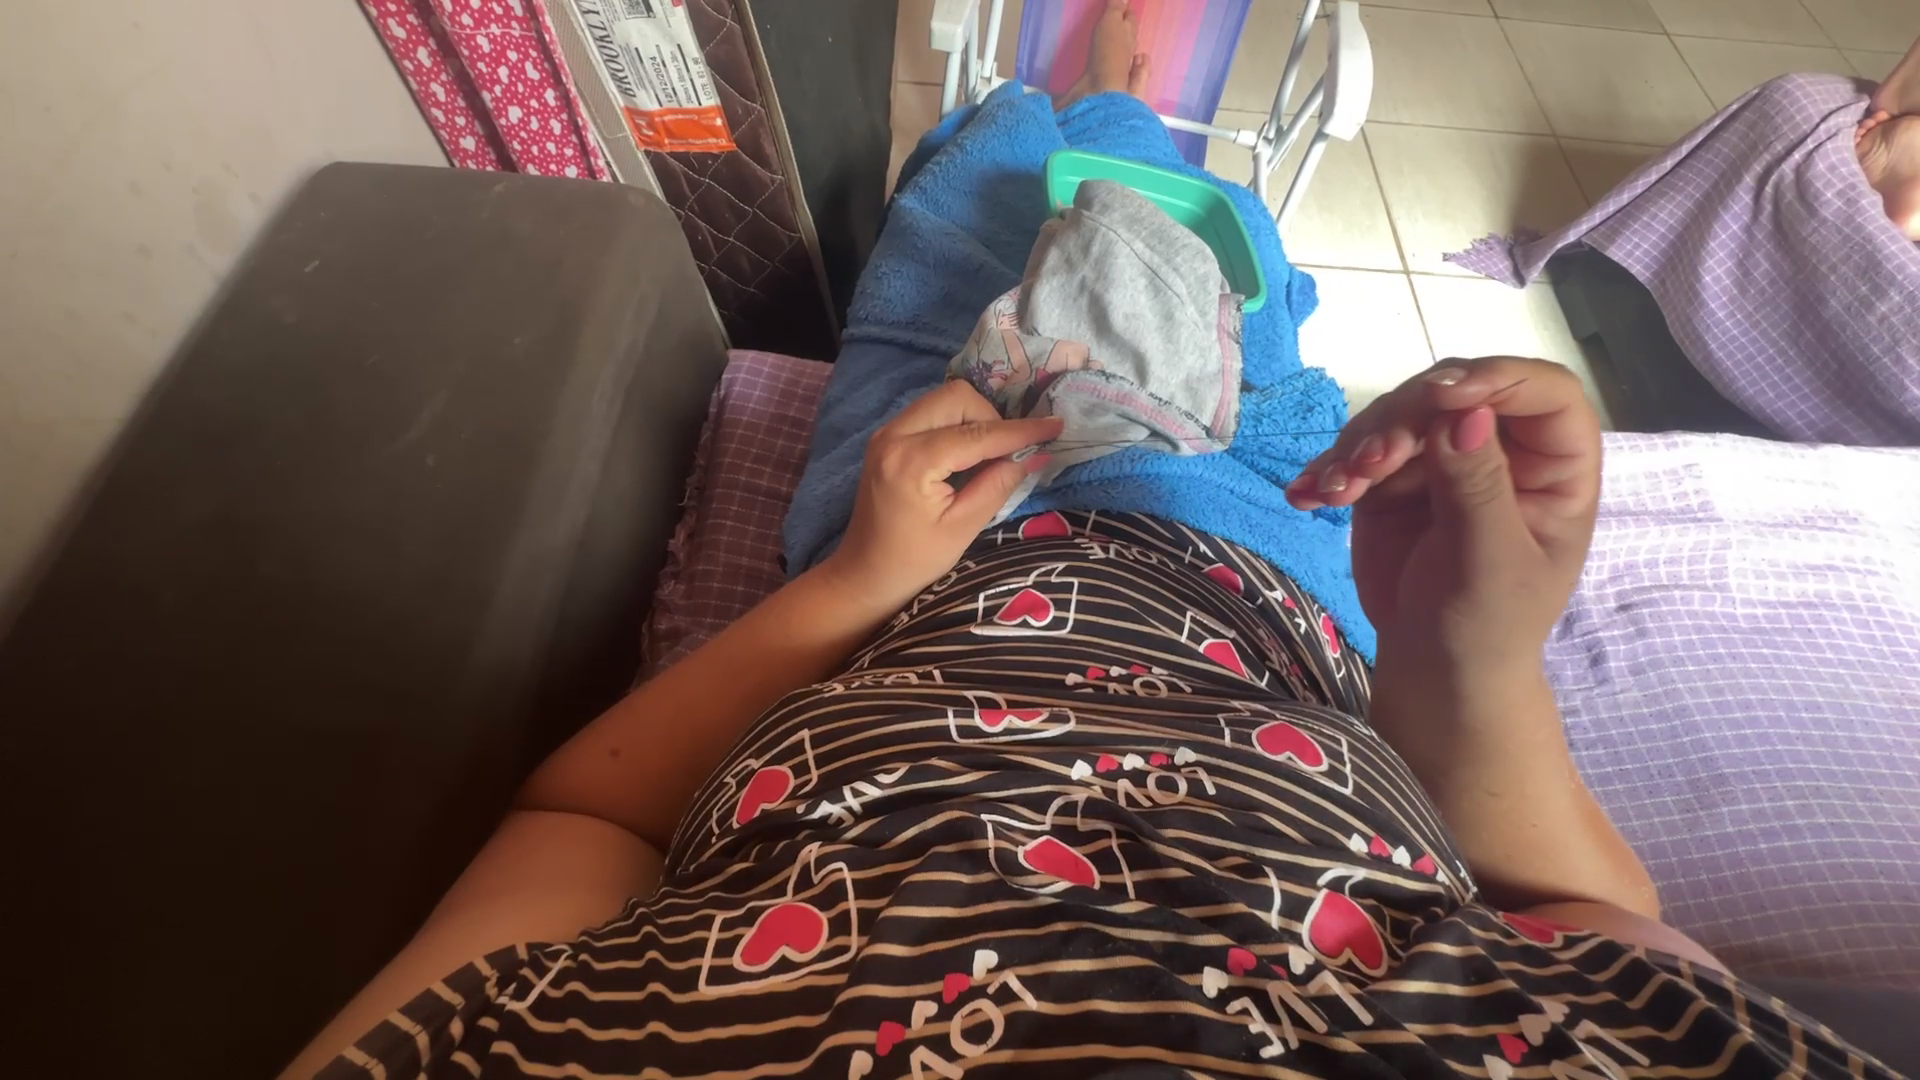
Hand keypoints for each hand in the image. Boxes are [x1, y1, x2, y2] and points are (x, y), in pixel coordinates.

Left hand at [826, 381, 1062, 611]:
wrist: (864, 574)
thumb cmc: (914, 561)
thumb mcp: (963, 528)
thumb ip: (999, 484)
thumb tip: (1037, 453)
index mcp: (911, 462)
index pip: (977, 434)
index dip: (1020, 431)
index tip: (1055, 425)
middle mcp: (894, 436)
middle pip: (957, 397)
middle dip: (991, 418)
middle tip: (1006, 454)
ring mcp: (887, 434)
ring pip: (943, 400)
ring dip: (974, 419)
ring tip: (988, 457)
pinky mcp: (887, 439)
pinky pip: (931, 413)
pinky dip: (956, 425)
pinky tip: (966, 456)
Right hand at [1285, 357, 1600, 670]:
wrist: (1433, 662)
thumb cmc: (1485, 621)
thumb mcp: (1490, 560)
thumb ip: (1477, 486)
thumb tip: (1463, 413)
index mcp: (1551, 465)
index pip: (1539, 393)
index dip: (1494, 379)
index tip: (1442, 398)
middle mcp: (1495, 451)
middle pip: (1448, 398)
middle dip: (1400, 422)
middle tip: (1366, 465)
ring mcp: (1436, 464)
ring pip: (1392, 420)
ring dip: (1354, 450)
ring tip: (1333, 493)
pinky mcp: (1386, 484)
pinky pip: (1352, 458)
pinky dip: (1326, 473)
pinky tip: (1306, 497)